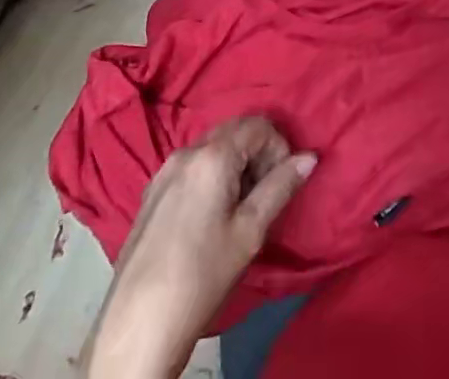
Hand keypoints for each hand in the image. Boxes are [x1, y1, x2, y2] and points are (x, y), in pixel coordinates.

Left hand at [91, 117, 315, 378]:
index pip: (258, 125)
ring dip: (236, 166)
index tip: (282, 183)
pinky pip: (192, 168)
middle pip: (233, 132)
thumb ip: (281, 186)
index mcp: (211, 156)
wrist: (139, 324)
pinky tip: (212, 218)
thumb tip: (309, 156)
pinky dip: (213, 177)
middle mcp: (184, 153)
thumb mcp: (251, 231)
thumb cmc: (203, 274)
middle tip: (265, 195)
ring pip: (213, 149)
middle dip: (258, 154)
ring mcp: (163, 172)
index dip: (279, 147)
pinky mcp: (151, 194)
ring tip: (241, 211)